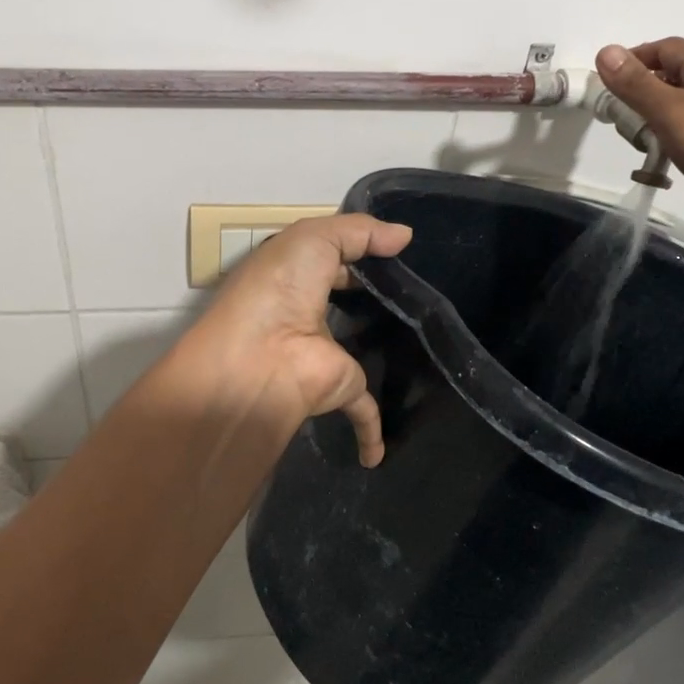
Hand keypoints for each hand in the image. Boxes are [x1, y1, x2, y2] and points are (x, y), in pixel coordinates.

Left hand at [185, 213, 412, 466]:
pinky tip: (381, 452)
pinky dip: (373, 434)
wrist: (259, 356)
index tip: (399, 251)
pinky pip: (364, 413)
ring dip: (378, 352)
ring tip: (425, 340)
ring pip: (357, 353)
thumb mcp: (315, 237)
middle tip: (421, 292)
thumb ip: (360, 231)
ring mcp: (323, 354)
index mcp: (295, 277)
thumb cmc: (279, 288)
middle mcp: (307, 314)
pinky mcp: (337, 389)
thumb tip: (404, 235)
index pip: (331, 259)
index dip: (360, 251)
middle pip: (346, 305)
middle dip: (375, 300)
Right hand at [597, 37, 683, 232]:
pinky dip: (676, 130)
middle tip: (621, 114)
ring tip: (642, 137)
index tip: (608, 82)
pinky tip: (670, 152)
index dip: (634, 58)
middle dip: (643, 88)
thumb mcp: (671, 112)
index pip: (666, 47)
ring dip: (658, 112)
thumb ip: (637, 84)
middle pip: (675, 72)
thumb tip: (605, 51)